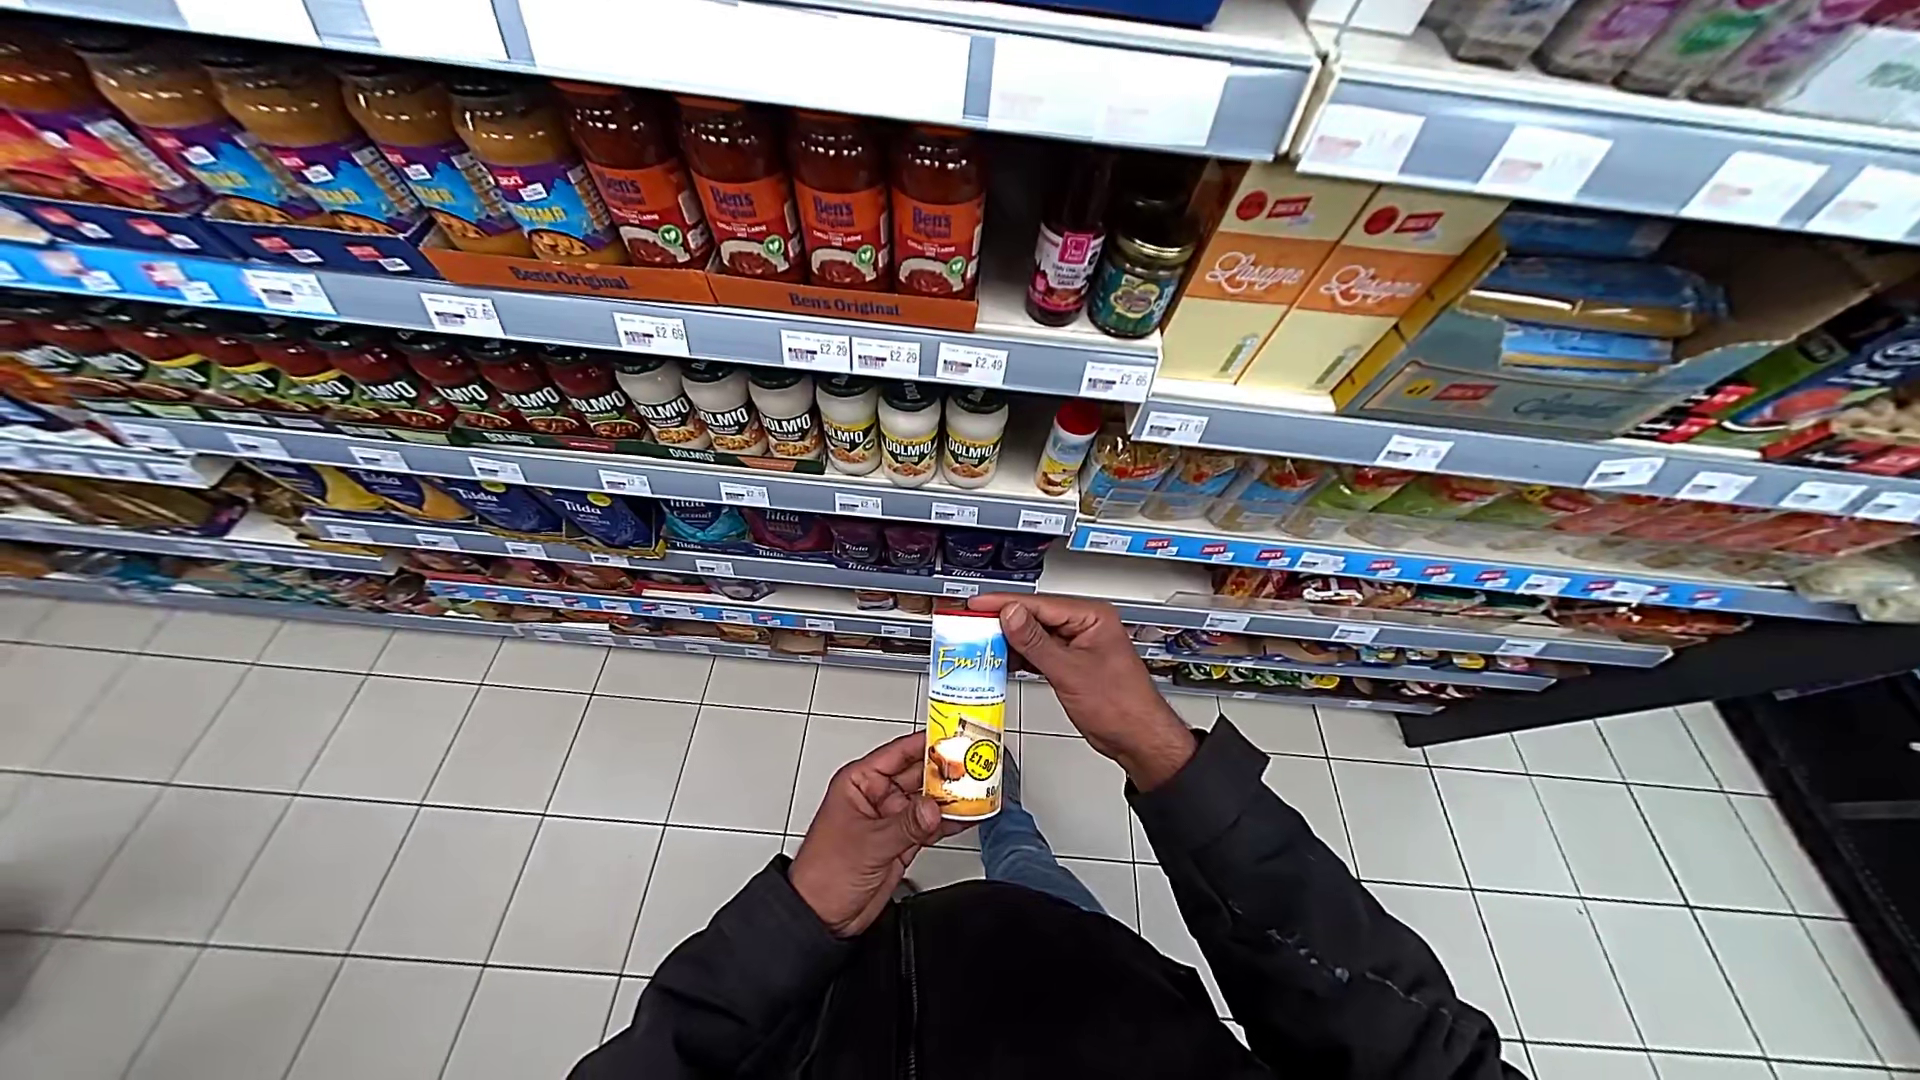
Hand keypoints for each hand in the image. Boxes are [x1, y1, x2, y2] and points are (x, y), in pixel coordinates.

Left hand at [788, 732, 963, 936]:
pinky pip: (930, 824)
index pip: (898, 752)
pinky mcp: (901, 840)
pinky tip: (967, 817)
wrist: (820, 917)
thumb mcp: (868, 843)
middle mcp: (878, 795)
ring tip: (978, 790)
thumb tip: (934, 807)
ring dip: (951, 796)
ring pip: (928, 799)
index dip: (925, 743)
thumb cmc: (822, 873)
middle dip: (946, 770)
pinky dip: (948, 821)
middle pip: (919, 773)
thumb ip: (906, 824)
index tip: (952, 737)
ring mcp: (891, 818)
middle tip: (974, 765)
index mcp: (860, 782)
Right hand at [968, 593, 1195, 790]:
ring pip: (1035, 636)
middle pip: (1035, 616)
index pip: (1039, 603)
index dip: (1004, 603)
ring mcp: (1078, 645)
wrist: (1138, 740)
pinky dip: (1021, 657)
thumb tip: (1011, 614)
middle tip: (972, 623)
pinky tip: (1003, 659)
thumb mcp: (1070, 670)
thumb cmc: (1123, 706)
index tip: (978, 603)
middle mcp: (1085, 626)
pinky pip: (1040, 653)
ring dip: (1010, 641)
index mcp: (1092, 617)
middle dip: (1004, 621)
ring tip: (981, 641)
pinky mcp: (1072, 663)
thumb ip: (1036, 642)